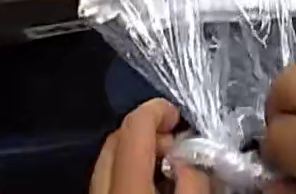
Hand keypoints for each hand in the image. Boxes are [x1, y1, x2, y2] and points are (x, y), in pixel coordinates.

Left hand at [90, 99, 210, 193]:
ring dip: (138, 153)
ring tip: (166, 169)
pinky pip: (107, 180)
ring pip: (108, 161)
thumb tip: (188, 152)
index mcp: (127, 189)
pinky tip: (152, 185)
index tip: (178, 119)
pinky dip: (129, 172)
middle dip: (147, 131)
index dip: (159, 109)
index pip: (135, 125)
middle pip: (116, 138)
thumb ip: (195, 173)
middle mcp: (100, 192)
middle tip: (174, 146)